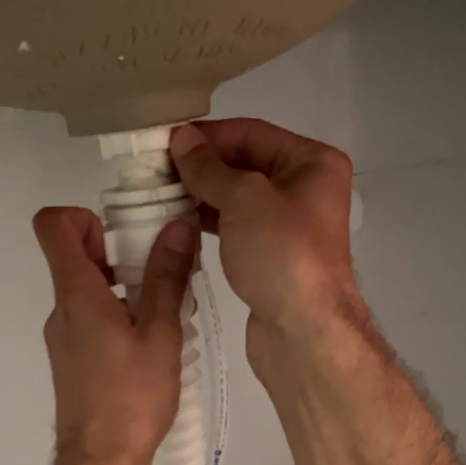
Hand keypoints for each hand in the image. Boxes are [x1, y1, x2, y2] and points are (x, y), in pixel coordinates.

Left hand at [33, 206, 195, 464]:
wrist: (101, 462)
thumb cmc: (131, 398)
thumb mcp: (160, 334)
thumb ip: (166, 278)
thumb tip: (176, 226)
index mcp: (77, 294)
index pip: (52, 226)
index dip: (83, 214)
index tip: (124, 233)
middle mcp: (61, 311)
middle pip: (75, 258)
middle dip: (119, 253)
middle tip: (161, 276)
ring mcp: (63, 339)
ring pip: (87, 294)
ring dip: (124, 290)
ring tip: (166, 316)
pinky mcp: (71, 363)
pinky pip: (90, 323)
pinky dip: (117, 319)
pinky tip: (150, 348)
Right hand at [169, 120, 365, 355]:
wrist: (303, 331)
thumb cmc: (282, 254)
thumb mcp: (243, 199)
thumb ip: (209, 168)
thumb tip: (182, 139)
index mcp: (312, 162)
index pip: (251, 133)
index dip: (207, 135)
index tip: (163, 143)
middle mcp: (304, 189)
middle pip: (244, 164)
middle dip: (200, 167)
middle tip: (153, 171)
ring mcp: (288, 227)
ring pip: (236, 200)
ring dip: (200, 196)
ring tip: (158, 196)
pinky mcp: (271, 258)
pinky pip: (235, 229)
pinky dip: (208, 223)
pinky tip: (178, 224)